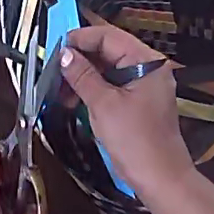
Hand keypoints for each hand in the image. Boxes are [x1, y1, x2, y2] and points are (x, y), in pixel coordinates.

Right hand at [58, 25, 195, 198]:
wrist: (159, 178)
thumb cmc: (135, 141)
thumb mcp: (103, 105)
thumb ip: (82, 76)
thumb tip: (64, 55)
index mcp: (147, 61)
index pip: (109, 36)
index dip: (80, 39)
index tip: (55, 50)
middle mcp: (149, 68)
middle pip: (109, 51)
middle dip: (79, 60)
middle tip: (53, 73)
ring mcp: (145, 86)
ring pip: (108, 70)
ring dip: (83, 77)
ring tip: (61, 91)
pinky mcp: (139, 103)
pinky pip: (113, 87)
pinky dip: (93, 90)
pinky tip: (75, 100)